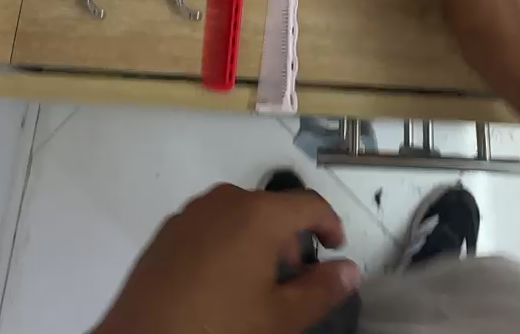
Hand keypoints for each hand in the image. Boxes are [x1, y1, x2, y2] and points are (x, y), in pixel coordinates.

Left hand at [93, 183, 360, 333]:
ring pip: (239, 215)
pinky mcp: (168, 229)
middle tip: (292, 281)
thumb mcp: (279, 319)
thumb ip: (321, 290)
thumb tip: (350, 270)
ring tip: (255, 286)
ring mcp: (192, 211)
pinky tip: (219, 284)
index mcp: (258, 213)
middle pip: (272, 209)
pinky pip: (211, 225)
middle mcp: (226, 199)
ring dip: (257, 242)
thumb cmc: (218, 326)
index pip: (308, 203)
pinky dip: (226, 243)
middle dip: (288, 240)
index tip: (336, 248)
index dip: (330, 223)